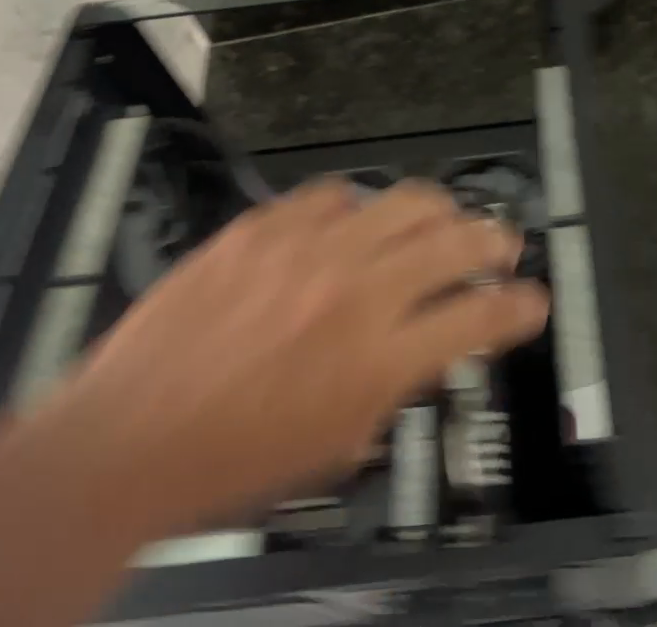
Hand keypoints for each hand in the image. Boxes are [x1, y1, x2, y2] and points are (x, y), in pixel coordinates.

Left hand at [29, 179, 548, 535]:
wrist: (125, 438)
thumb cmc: (234, 461)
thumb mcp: (338, 442)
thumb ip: (396, 384)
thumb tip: (423, 347)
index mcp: (380, 358)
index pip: (481, 317)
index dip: (521, 308)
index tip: (531, 303)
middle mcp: (356, 292)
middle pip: (458, 242)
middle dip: (496, 243)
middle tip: (503, 248)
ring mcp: (307, 250)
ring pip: (406, 201)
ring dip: (440, 212)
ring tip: (443, 221)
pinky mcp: (260, 228)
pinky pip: (331, 195)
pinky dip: (357, 207)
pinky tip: (353, 222)